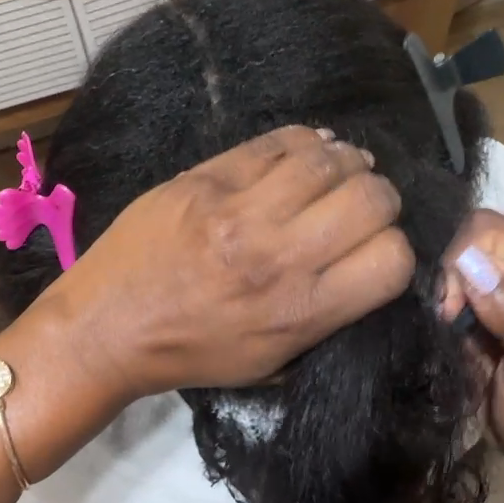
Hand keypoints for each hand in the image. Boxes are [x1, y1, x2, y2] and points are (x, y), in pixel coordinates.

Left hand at [40, 125, 413, 401]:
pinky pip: (280, 140)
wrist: (108, 328)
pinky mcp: (207, 177)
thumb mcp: (271, 362)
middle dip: (379, 201)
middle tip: (359, 209)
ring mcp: (240, 210)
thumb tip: (369, 265)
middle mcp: (278, 257)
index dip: (395, 253)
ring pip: (331, 158)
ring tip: (335, 177)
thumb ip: (327, 318)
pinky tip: (303, 158)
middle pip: (373, 199)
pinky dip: (304, 144)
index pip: (392, 260)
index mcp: (299, 312)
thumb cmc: (193, 354)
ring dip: (345, 165)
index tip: (374, 253)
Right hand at [439, 210, 503, 472]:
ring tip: (444, 341)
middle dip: (449, 283)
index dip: (468, 256)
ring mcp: (500, 304)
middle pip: (470, 249)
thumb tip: (473, 261)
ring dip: (440, 307)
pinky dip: (439, 325)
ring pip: (454, 279)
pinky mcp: (479, 329)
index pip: (499, 232)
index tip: (454, 305)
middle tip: (445, 325)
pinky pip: (448, 310)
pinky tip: (442, 346)